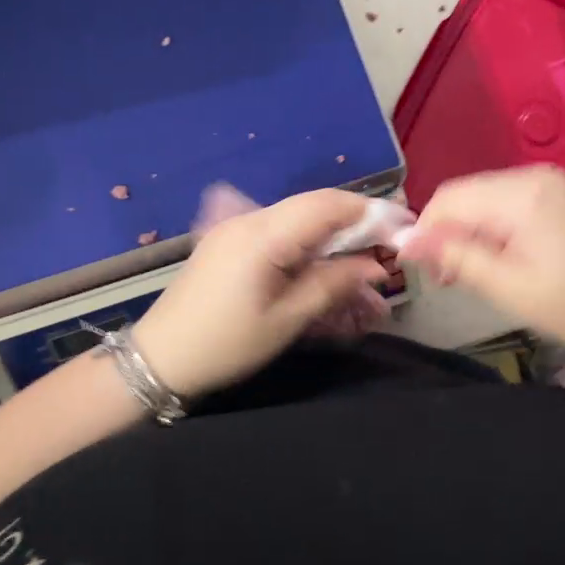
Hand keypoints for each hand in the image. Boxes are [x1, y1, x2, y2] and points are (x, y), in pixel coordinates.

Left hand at [131, 189, 387, 398]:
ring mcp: (238, 228)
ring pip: (302, 222)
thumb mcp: (287, 319)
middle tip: (394, 248)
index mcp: (264, 233)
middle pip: (317, 208)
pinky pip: (282, 235)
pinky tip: (330, 271)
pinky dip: (311, 249)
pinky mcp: (231, 243)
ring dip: (337, 241)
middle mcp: (251, 219)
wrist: (158, 360)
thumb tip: (377, 265)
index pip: (329, 205)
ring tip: (368, 273)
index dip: (372, 211)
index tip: (406, 227)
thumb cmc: (225, 344)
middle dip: (359, 225)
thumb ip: (334, 283)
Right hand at [399, 165, 564, 349]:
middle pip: (465, 195)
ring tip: (469, 274)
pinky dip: (489, 228)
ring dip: (466, 232)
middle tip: (446, 280)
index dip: (424, 231)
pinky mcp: (556, 194)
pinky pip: (504, 202)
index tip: (419, 271)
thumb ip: (457, 259)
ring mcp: (548, 182)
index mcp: (523, 195)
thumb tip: (405, 241)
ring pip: (482, 198)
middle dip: (445, 233)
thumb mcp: (512, 289)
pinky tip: (495, 258)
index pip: (449, 198)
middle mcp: (533, 176)